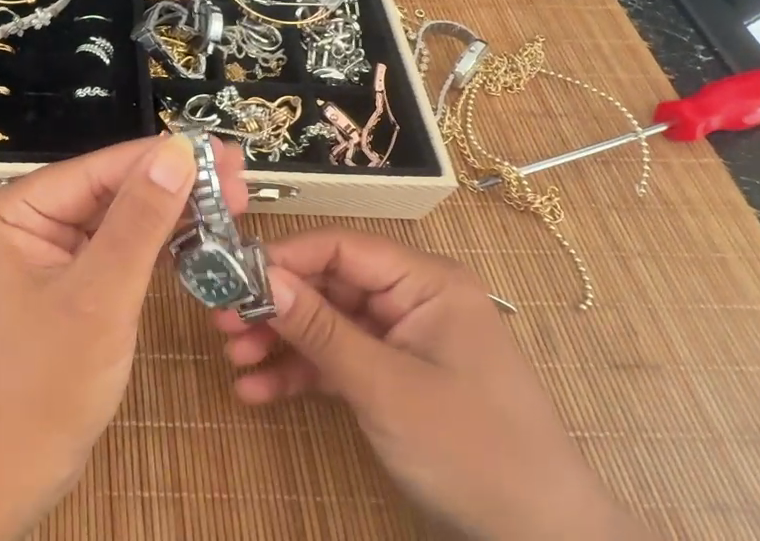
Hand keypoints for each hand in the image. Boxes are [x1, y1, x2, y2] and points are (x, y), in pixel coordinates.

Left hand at [0, 134, 246, 537]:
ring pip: (118, 219)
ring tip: (232, 202)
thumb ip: (140, 221)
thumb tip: (179, 152)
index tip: (224, 153)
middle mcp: (24, 221)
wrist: (11, 468)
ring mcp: (45, 252)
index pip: (98, 171)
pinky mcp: (68, 283)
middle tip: (239, 180)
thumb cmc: (45, 382)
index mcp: (12, 211)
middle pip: (109, 190)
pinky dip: (155, 246)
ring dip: (170, 214)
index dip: (162, 159)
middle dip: (173, 186)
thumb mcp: (99, 296)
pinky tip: (199, 236)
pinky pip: (116, 250)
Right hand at [217, 230, 645, 540]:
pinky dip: (302, 375)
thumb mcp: (384, 386)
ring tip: (234, 363)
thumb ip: (319, 329)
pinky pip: (340, 362)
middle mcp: (414, 300)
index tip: (230, 279)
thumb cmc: (470, 448)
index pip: (340, 248)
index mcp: (426, 283)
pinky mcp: (398, 377)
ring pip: (328, 326)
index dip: (284, 260)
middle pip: (328, 287)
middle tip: (222, 325)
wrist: (537, 538)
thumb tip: (261, 276)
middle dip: (275, 309)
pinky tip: (258, 392)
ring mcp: (405, 340)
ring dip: (280, 344)